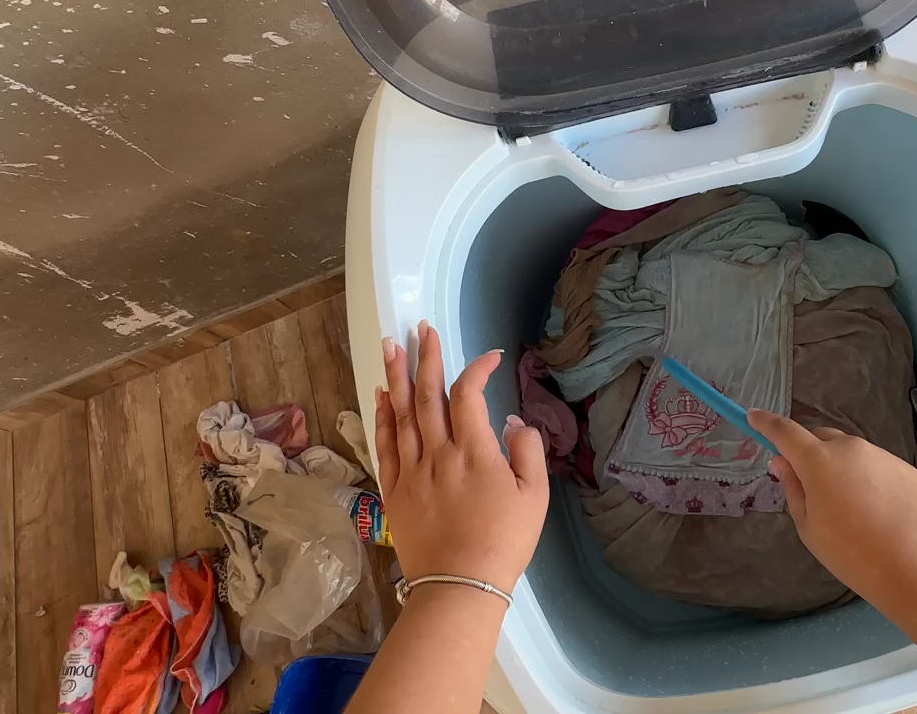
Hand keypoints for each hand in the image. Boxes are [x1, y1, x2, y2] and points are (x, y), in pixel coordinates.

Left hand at [374, 321, 548, 593]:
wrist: (460, 588)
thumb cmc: (503, 540)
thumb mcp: (534, 494)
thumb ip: (528, 449)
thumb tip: (513, 420)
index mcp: (474, 451)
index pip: (469, 394)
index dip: (478, 368)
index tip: (491, 356)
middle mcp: (438, 453)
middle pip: (428, 395)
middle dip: (426, 357)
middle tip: (422, 328)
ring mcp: (412, 471)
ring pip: (401, 414)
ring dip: (397, 376)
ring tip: (392, 345)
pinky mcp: (395, 492)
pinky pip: (385, 446)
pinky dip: (383, 417)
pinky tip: (382, 396)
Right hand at [748, 408, 916, 612]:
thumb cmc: (857, 555)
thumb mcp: (811, 530)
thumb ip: (794, 491)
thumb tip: (782, 463)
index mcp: (818, 461)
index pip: (785, 432)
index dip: (766, 423)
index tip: (753, 415)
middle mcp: (849, 448)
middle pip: (819, 440)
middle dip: (809, 455)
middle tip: (811, 491)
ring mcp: (880, 455)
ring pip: (849, 454)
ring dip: (840, 470)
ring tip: (852, 514)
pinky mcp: (904, 468)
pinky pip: (874, 466)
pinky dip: (867, 481)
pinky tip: (879, 516)